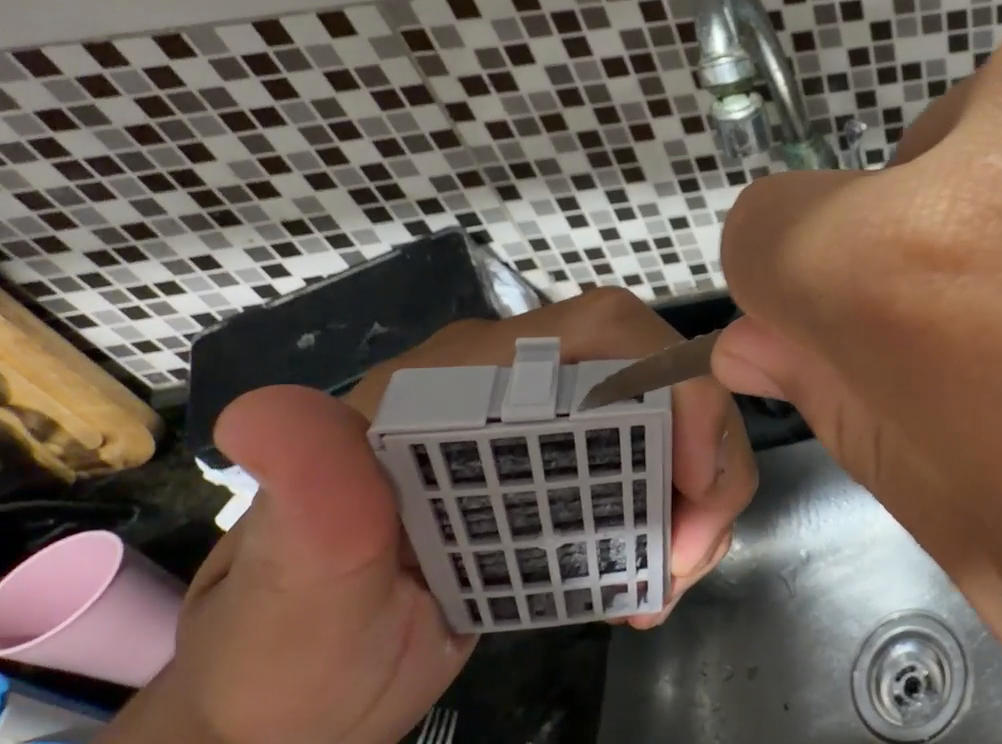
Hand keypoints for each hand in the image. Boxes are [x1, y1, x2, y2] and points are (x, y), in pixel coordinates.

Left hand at [107, 289, 755, 743]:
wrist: (303, 700)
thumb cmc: (292, 645)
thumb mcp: (298, 587)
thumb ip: (309, 500)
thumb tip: (267, 408)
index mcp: (457, 381)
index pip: (599, 331)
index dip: (671, 380)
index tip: (691, 479)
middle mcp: (520, 386)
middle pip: (659, 373)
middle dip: (704, 452)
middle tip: (688, 553)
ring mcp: (556, 431)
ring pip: (678, 421)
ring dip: (703, 493)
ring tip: (671, 580)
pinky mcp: (579, 476)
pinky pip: (669, 468)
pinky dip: (688, 518)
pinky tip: (658, 578)